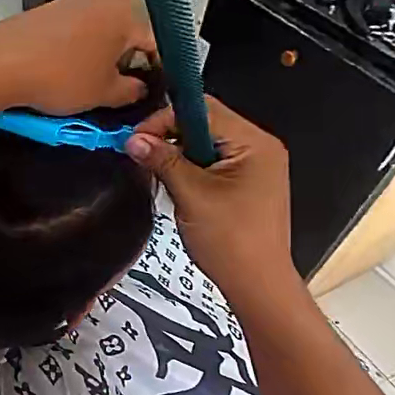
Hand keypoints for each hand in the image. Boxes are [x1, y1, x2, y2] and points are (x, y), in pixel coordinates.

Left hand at [0, 0, 152, 114]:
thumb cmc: (61, 76)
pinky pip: (77, 31)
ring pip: (101, 32)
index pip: (153, 44)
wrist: (0, 63)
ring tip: (90, 84)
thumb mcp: (105, 93)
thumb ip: (132, 91)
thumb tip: (140, 87)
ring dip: (101, 56)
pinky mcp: (51, 8)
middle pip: (127, 34)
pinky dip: (79, 50)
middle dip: (126, 62)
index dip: (154, 72)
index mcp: (126, 14)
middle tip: (118, 91)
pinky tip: (67, 70)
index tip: (147, 92)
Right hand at [126, 97, 296, 296]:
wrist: (258, 285)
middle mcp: (261, 148)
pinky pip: (216, 164)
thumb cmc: (232, 242)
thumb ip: (164, 161)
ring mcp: (257, 167)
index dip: (166, 118)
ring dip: (180, 155)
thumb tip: (134, 138)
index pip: (204, 109)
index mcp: (255, 143)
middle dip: (172, 136)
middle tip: (142, 154)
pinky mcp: (249, 185)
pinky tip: (177, 186)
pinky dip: (193, 170)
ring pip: (209, 145)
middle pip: (207, 124)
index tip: (138, 138)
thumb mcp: (192, 196)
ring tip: (157, 172)